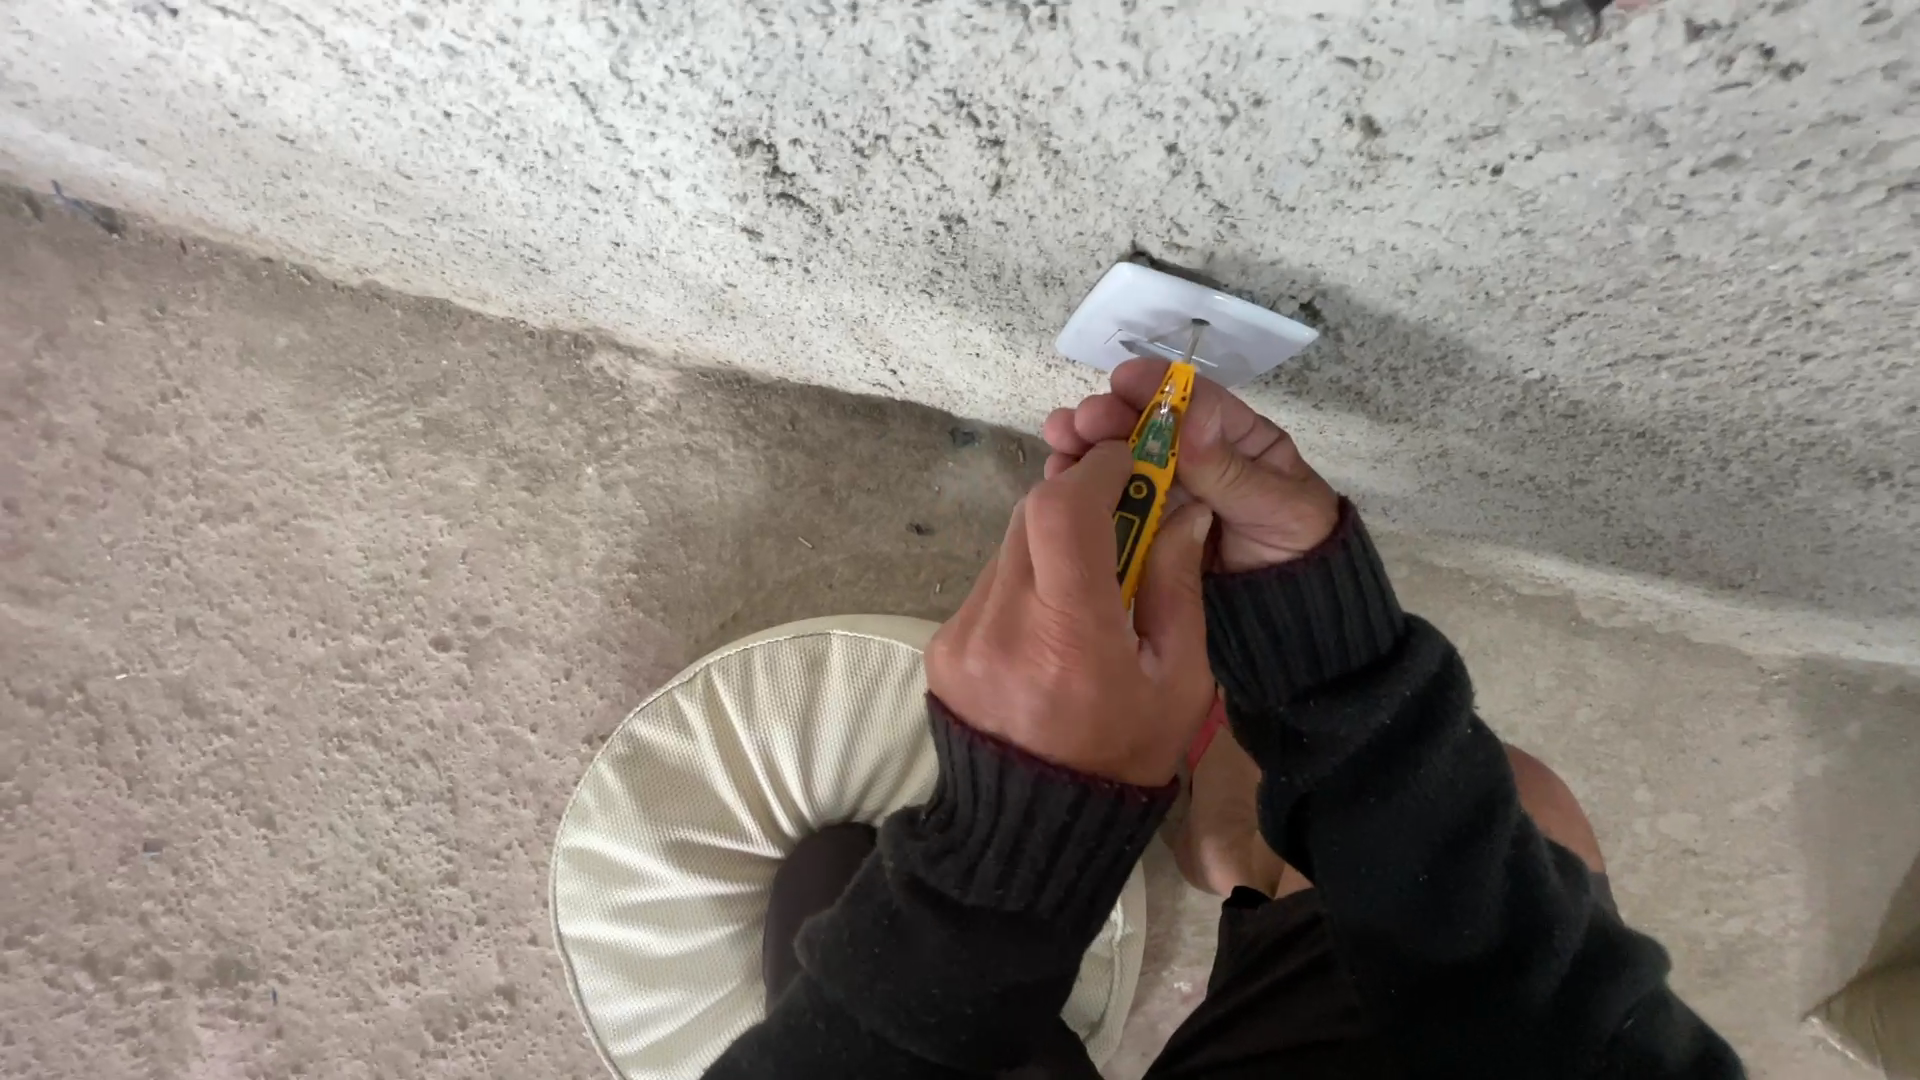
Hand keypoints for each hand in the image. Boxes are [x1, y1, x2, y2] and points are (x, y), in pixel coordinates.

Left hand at [925, 442, 1216, 786]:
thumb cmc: (1120, 762)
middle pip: (1031, 514)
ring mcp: (961, 632)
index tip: (1129, 464)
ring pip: (1010, 545)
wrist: (1028, 831)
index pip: (1063, 511)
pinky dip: (1026, 580)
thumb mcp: (1179, 684)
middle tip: (1119, 516)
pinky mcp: (942, 643)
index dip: (1097, 471)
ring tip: (1085, 588)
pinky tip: (1048, 624)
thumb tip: (1181, 510)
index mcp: (1068, 636)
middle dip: (1079, 500)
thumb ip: (1176, 587)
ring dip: (1053, 544)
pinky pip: (990, 583)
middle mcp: (1001, 623)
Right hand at [1041, 358, 1341, 572]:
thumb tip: (1191, 417)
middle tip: (1083, 422)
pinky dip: (1079, 485)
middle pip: (1143, 427)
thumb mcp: (1278, 503)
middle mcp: (1188, 456)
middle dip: (1109, 417)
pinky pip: (1107, 499)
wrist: (1286, 609)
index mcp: (1231, 438)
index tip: (1123, 381)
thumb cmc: (1296, 545)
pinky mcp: (1138, 523)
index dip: (1157, 387)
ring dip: (1085, 444)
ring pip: (1116, 458)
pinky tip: (1058, 476)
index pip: (1193, 402)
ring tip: (1060, 441)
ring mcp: (1160, 489)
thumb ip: (1231, 468)